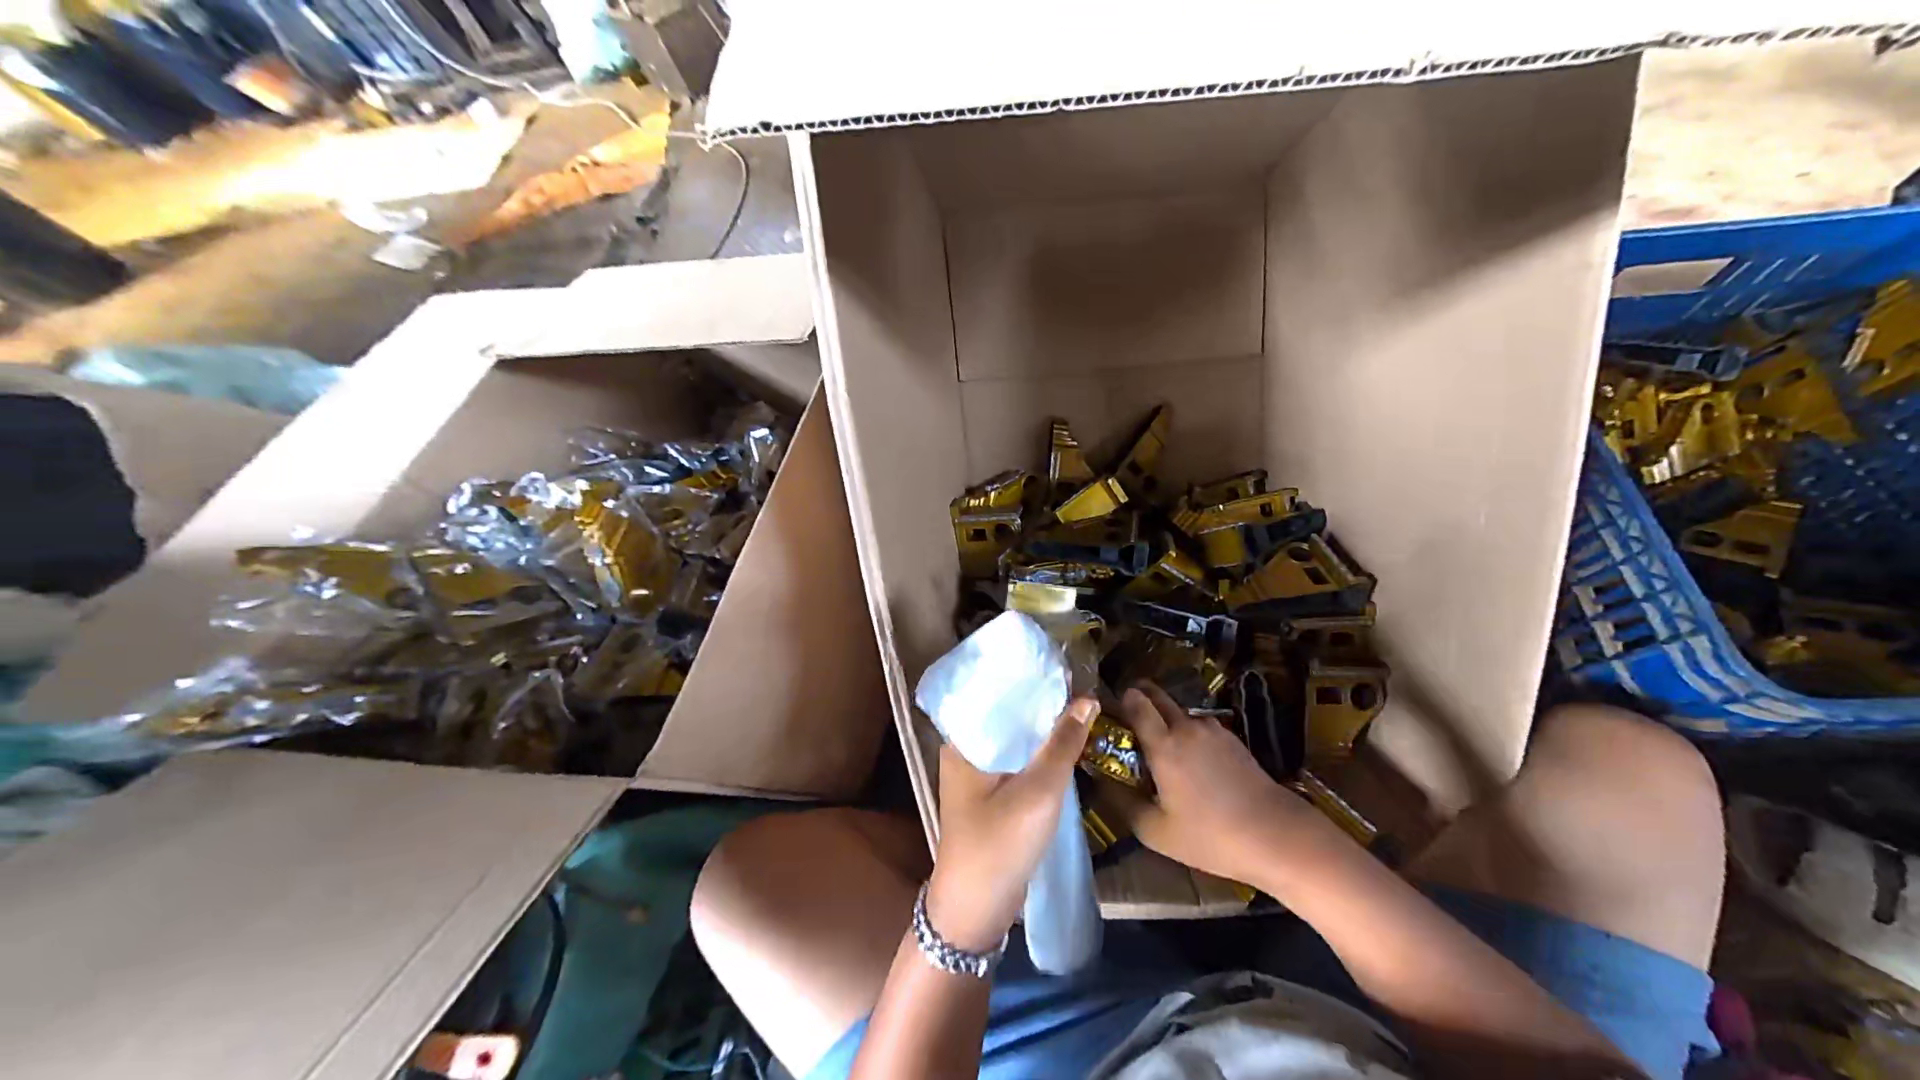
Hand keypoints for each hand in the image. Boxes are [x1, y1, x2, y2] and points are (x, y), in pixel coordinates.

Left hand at [924, 696, 1095, 951]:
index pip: (992, 691)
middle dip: (1039, 700)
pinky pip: (1017, 759)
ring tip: (1078, 704)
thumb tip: (1086, 698)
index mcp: (962, 741)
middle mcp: (965, 750)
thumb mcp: (1039, 791)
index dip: (1025, 677)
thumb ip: (1062, 744)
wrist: (976, 910)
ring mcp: (978, 774)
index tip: (1059, 662)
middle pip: (1005, 714)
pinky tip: (1065, 742)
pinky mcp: (992, 794)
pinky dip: (1039, 750)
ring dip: (1042, 726)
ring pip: (1014, 738)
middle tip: (1078, 681)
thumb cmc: (1000, 845)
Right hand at [1111, 683, 1319, 881]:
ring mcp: (1213, 731)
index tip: (1106, 708)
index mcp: (1164, 744)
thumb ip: (1123, 803)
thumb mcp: (1156, 831)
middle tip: (1125, 718)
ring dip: (1165, 719)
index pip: (1136, 703)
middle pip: (1157, 696)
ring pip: (1179, 713)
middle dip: (1138, 697)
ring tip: (1159, 747)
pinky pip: (1199, 727)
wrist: (1277, 836)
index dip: (1118, 699)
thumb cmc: (1211, 836)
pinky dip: (1187, 734)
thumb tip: (1100, 782)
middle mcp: (1187, 727)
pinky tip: (1189, 762)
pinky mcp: (1233, 740)